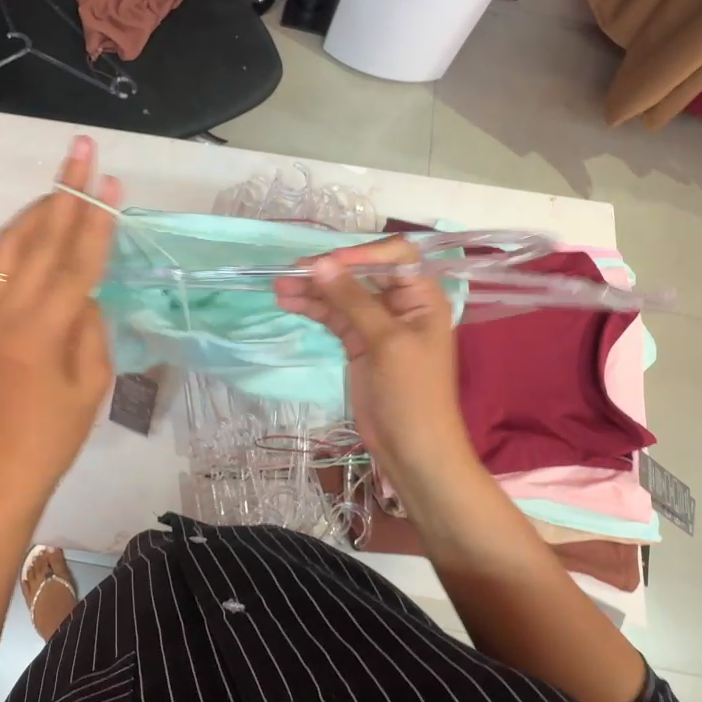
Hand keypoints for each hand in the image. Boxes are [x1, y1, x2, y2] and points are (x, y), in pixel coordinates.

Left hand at [0, 136, 120, 484]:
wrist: (10, 458)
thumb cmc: (61, 428)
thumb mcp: (95, 378)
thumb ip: (91, 322)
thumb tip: (86, 284)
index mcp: (43, 331)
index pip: (75, 264)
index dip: (97, 222)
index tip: (112, 183)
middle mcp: (10, 312)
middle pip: (42, 240)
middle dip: (67, 191)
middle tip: (83, 148)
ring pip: (15, 242)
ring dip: (43, 205)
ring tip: (68, 176)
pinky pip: (3, 261)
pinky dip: (24, 231)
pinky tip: (42, 217)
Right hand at [275, 238, 480, 484]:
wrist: (413, 449)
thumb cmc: (412, 393)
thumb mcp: (386, 342)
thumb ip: (353, 300)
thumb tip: (321, 264)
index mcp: (422, 297)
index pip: (395, 257)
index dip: (362, 253)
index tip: (328, 262)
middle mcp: (401, 304)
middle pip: (362, 273)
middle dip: (329, 270)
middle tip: (291, 272)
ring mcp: (378, 324)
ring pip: (342, 294)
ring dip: (313, 289)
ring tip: (278, 287)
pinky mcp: (358, 343)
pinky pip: (333, 316)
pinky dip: (312, 308)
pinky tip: (288, 302)